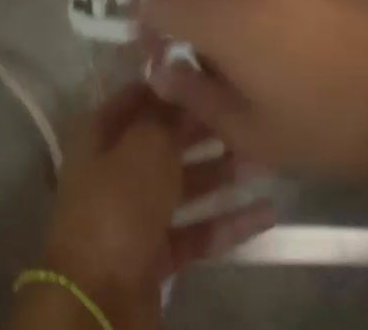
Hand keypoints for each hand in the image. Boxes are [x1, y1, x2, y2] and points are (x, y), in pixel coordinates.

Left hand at [28, 83, 273, 329]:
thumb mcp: (145, 146)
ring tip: (265, 160)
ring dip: (222, 173)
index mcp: (99, 136)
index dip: (171, 84)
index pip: (137, 97)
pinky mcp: (155, 255)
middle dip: (205, 130)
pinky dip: (228, 223)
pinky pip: (196, 231)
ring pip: (184, 186)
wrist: (100, 296)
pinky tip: (268, 212)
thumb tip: (183, 84)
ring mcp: (134, 216)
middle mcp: (114, 171)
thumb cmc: (119, 204)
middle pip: (164, 142)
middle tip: (248, 115)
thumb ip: (167, 116)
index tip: (213, 71)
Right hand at [137, 0, 367, 183]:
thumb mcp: (251, 134)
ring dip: (231, 1)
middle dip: (187, 10)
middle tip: (202, 54)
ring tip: (255, 46)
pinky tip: (302, 35)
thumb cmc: (331, 131)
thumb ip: (195, 95)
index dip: (144, 23)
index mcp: (222, 16)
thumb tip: (163, 70)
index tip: (154, 51)